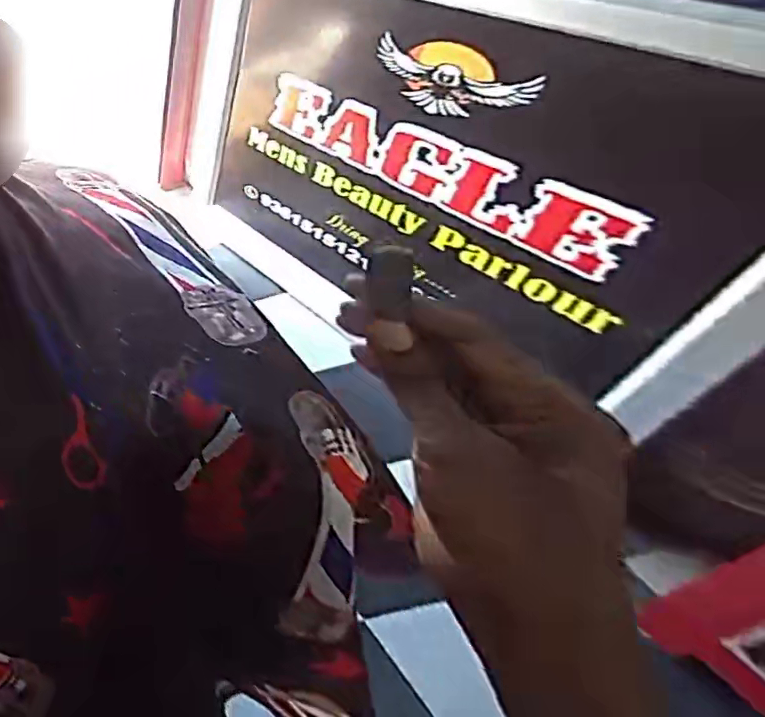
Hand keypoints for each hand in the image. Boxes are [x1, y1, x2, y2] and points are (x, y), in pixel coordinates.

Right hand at [337, 281, 655, 716]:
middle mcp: (536, 415)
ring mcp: (504, 436)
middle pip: (462, 354)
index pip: (479, 341)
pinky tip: (368, 359)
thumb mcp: (457, 451)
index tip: (366, 287)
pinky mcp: (472, 454)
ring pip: (445, 375)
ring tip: (347, 322)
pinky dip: (401, 379)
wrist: (524, 616)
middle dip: (404, 327)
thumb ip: (418, 382)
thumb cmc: (507, 531)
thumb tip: (381, 323)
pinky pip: (435, 401)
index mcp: (556, 411)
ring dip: (398, 350)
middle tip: (346, 299)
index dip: (420, 311)